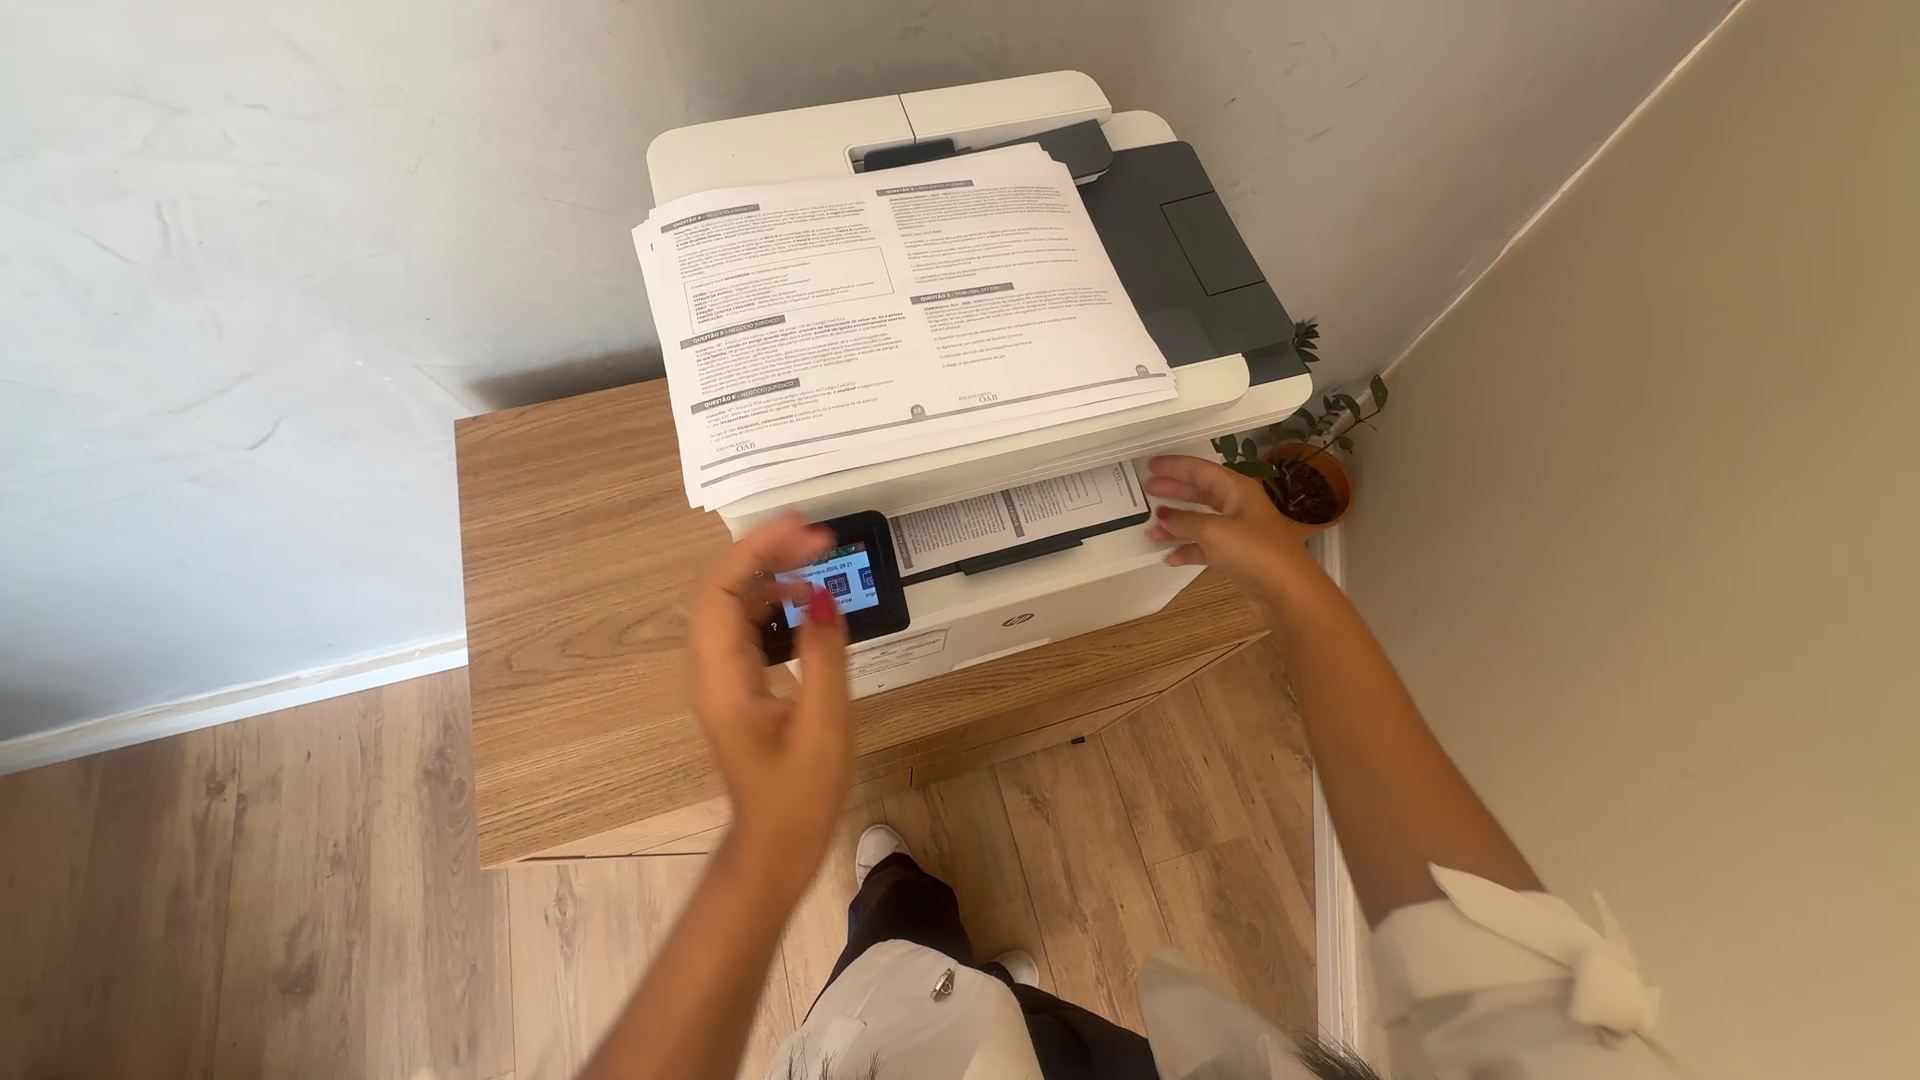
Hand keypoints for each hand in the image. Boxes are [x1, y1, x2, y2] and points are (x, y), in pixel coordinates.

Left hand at [686, 513, 851, 897]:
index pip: (722, 592)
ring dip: (769, 572)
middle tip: (817, 535)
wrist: (776, 843)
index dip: (757, 551)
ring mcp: (719, 676)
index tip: (802, 528)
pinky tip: (804, 598)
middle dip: (765, 552)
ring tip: (815, 555)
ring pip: (732, 603)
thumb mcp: (824, 722)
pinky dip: (772, 600)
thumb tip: (821, 596)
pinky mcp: (735, 683)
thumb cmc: (801, 793)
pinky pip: (745, 625)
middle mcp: (709, 669)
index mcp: (722, 678)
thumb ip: (823, 654)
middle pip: (722, 589)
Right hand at [1143, 455, 1315, 625]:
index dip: (1175, 467)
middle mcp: (1239, 507)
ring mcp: (1238, 533)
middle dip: (1174, 491)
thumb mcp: (1214, 530)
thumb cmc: (1255, 551)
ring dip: (1176, 525)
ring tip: (1152, 529)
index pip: (1201, 470)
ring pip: (1200, 522)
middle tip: (1148, 490)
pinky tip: (1171, 557)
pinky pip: (1205, 547)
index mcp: (1238, 490)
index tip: (1151, 465)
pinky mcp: (1236, 557)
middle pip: (1200, 493)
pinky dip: (1188, 550)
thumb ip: (1184, 521)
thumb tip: (1163, 518)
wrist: (1288, 592)